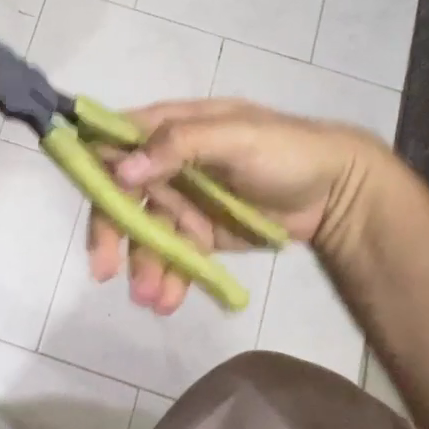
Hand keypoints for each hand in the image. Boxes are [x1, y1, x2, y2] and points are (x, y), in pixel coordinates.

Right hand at [88, 99, 389, 313]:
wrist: (339, 195)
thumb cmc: (289, 151)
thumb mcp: (238, 137)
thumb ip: (180, 145)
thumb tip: (122, 170)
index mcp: (170, 128)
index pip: (115, 142)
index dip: (96, 168)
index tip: (89, 200)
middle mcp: (166, 163)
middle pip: (120, 196)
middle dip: (112, 234)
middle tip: (104, 270)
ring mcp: (181, 200)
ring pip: (145, 233)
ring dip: (142, 265)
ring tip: (151, 299)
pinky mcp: (197, 233)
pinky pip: (171, 255)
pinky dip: (167, 278)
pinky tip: (168, 301)